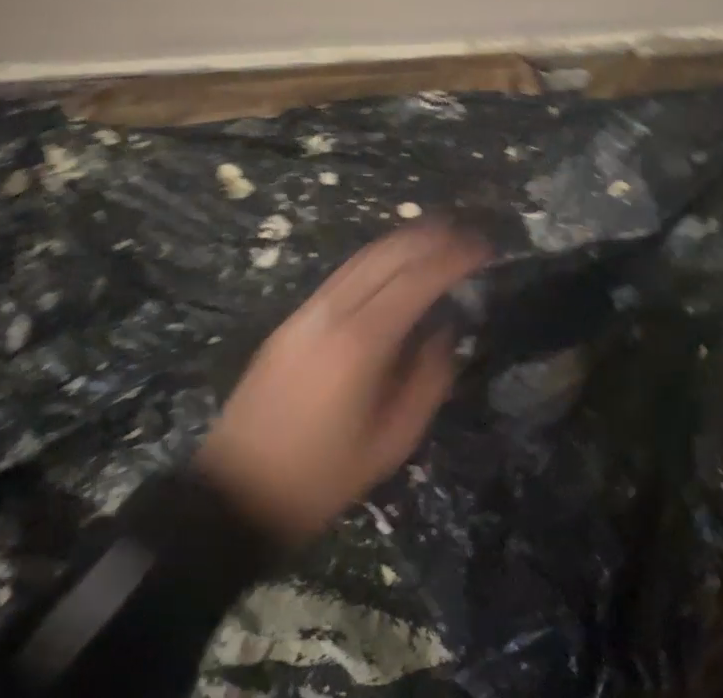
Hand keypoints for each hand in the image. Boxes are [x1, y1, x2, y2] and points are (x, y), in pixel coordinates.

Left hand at [194, 224, 488, 542]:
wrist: (237, 491)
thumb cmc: (324, 475)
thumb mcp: (393, 439)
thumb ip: (428, 379)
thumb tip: (444, 332)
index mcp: (361, 342)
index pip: (416, 279)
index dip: (453, 257)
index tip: (484, 247)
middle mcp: (331, 313)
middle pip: (386, 255)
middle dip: (430, 236)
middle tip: (467, 232)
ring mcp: (305, 314)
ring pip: (360, 259)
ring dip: (402, 241)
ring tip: (438, 236)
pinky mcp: (291, 322)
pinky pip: (342, 276)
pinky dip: (376, 260)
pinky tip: (394, 266)